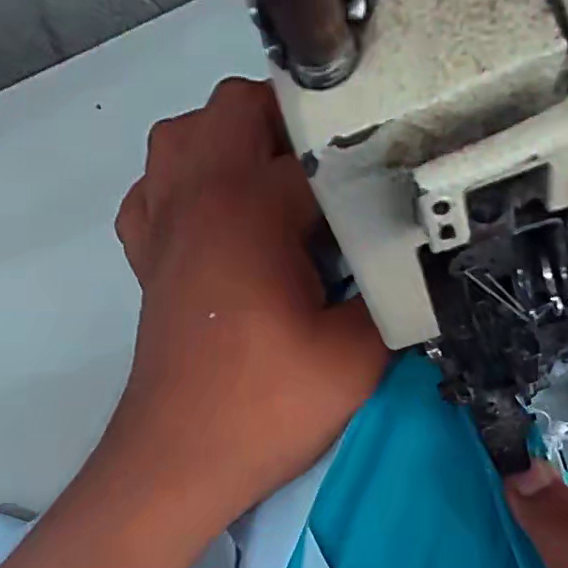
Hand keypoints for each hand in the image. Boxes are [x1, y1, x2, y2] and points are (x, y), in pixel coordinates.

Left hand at [105, 78, 387, 528]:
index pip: (316, 146)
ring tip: (280, 186)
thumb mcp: (356, 358)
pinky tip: (223, 220)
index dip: (365, 159)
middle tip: (341, 178)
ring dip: (232, 140)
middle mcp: (197, 196)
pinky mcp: (149, 259)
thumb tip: (417, 259)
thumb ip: (395, 296)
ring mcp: (163, 226)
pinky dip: (186, 184)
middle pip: (237, 106)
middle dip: (294, 122)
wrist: (183, 461)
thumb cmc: (265, 409)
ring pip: (184, 134)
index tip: (397, 179)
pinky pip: (155, 188)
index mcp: (249, 208)